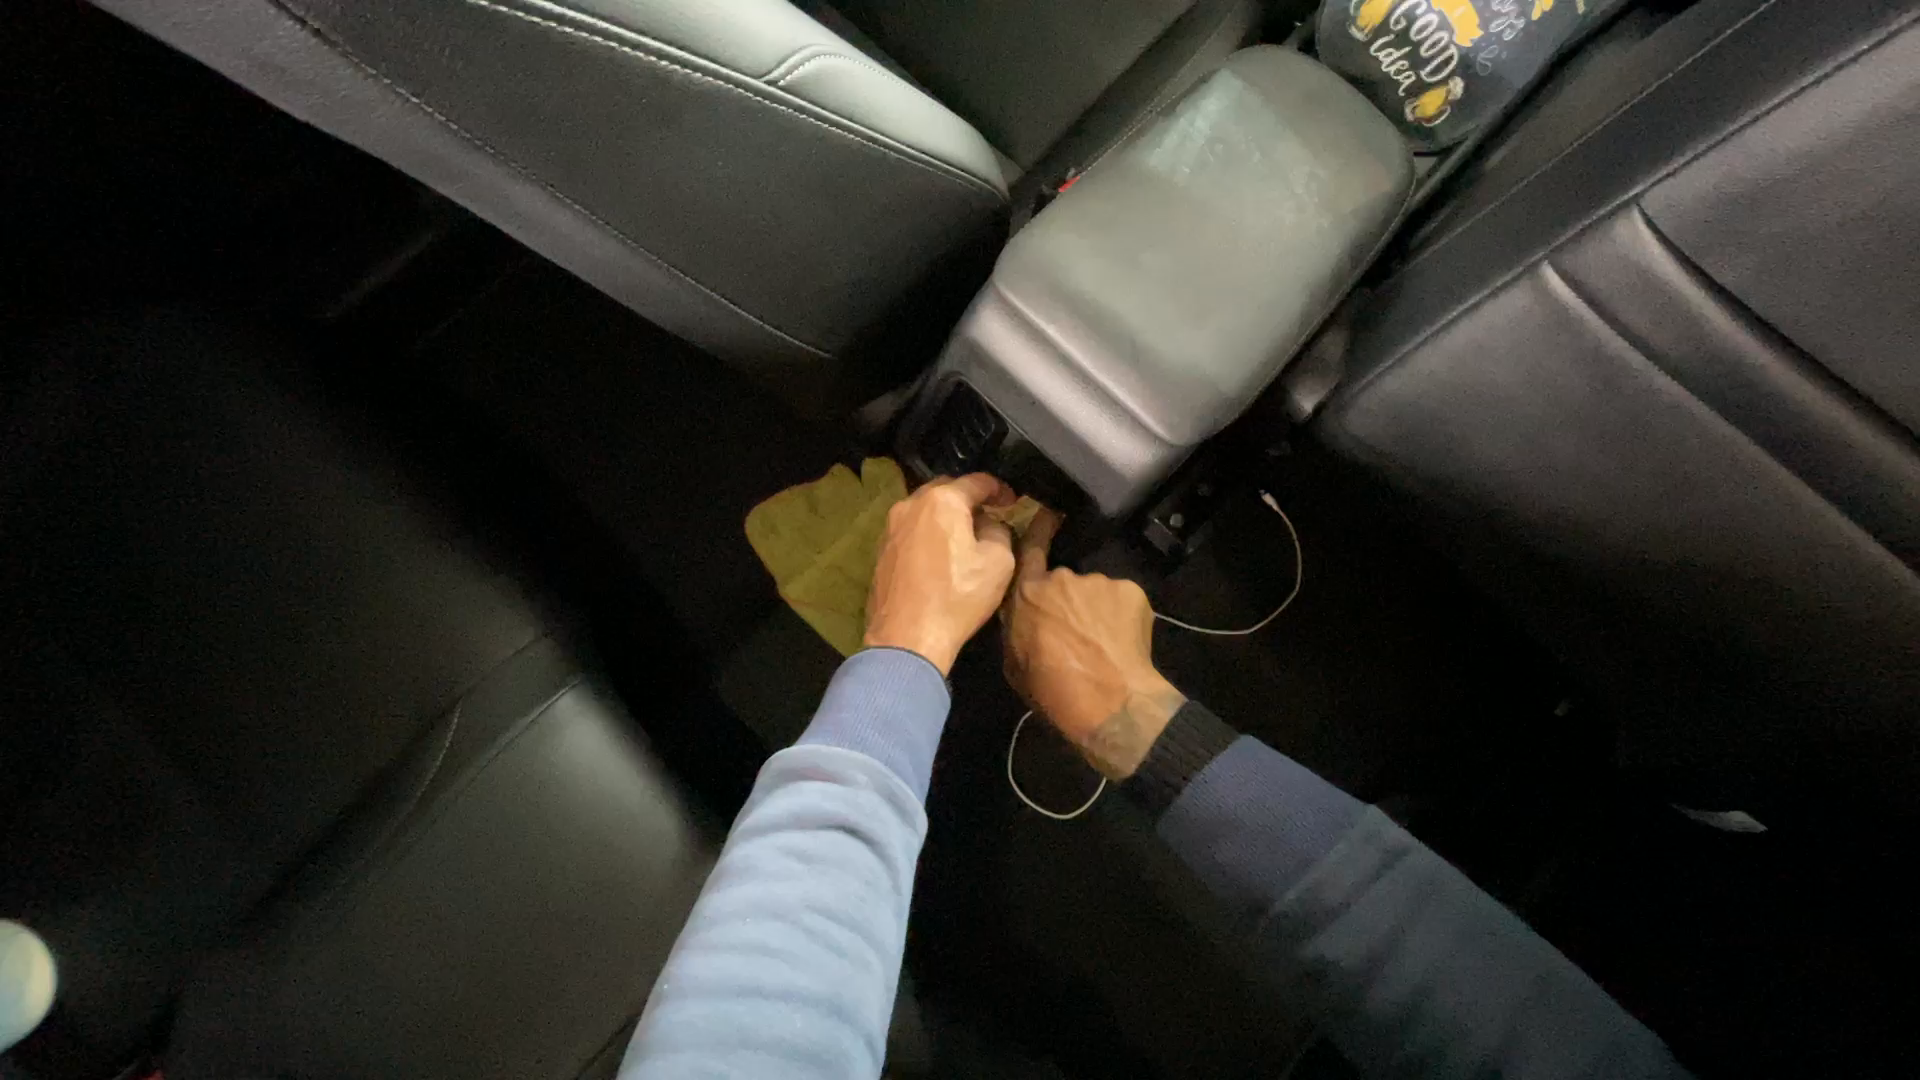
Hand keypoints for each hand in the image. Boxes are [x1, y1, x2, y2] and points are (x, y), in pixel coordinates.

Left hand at [863, 473, 1018, 675]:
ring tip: (966, 535)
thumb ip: (1000, 531)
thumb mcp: (1000, 562)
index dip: (999, 488)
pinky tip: (941, 555)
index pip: (977, 481)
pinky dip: (929, 535)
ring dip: (947, 517)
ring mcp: (890, 528)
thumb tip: (989, 525)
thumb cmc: (958, 597)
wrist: (907, 638)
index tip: (1012, 501)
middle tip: (990, 515)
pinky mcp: (881, 551)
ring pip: (925, 511)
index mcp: (942, 501)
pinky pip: (911, 532)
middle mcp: (910, 505)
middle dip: (969, 499)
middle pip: (946, 491)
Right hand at [1002, 511, 1185, 778]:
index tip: (1046, 514)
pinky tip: (1121, 642)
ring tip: (1101, 643)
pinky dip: (1121, 616)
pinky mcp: (1130, 591)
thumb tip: (1021, 614)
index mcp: (1028, 594)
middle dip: (1068, 600)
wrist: (1110, 704)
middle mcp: (1063, 578)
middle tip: (1075, 632)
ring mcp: (1099, 582)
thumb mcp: (1014, 662)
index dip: (1037, 530)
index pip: (1030, 548)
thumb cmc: (1052, 690)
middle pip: (1063, 582)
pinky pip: (1121, 599)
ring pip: (1094, 592)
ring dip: (1095, 610)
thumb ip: (1015, 626)